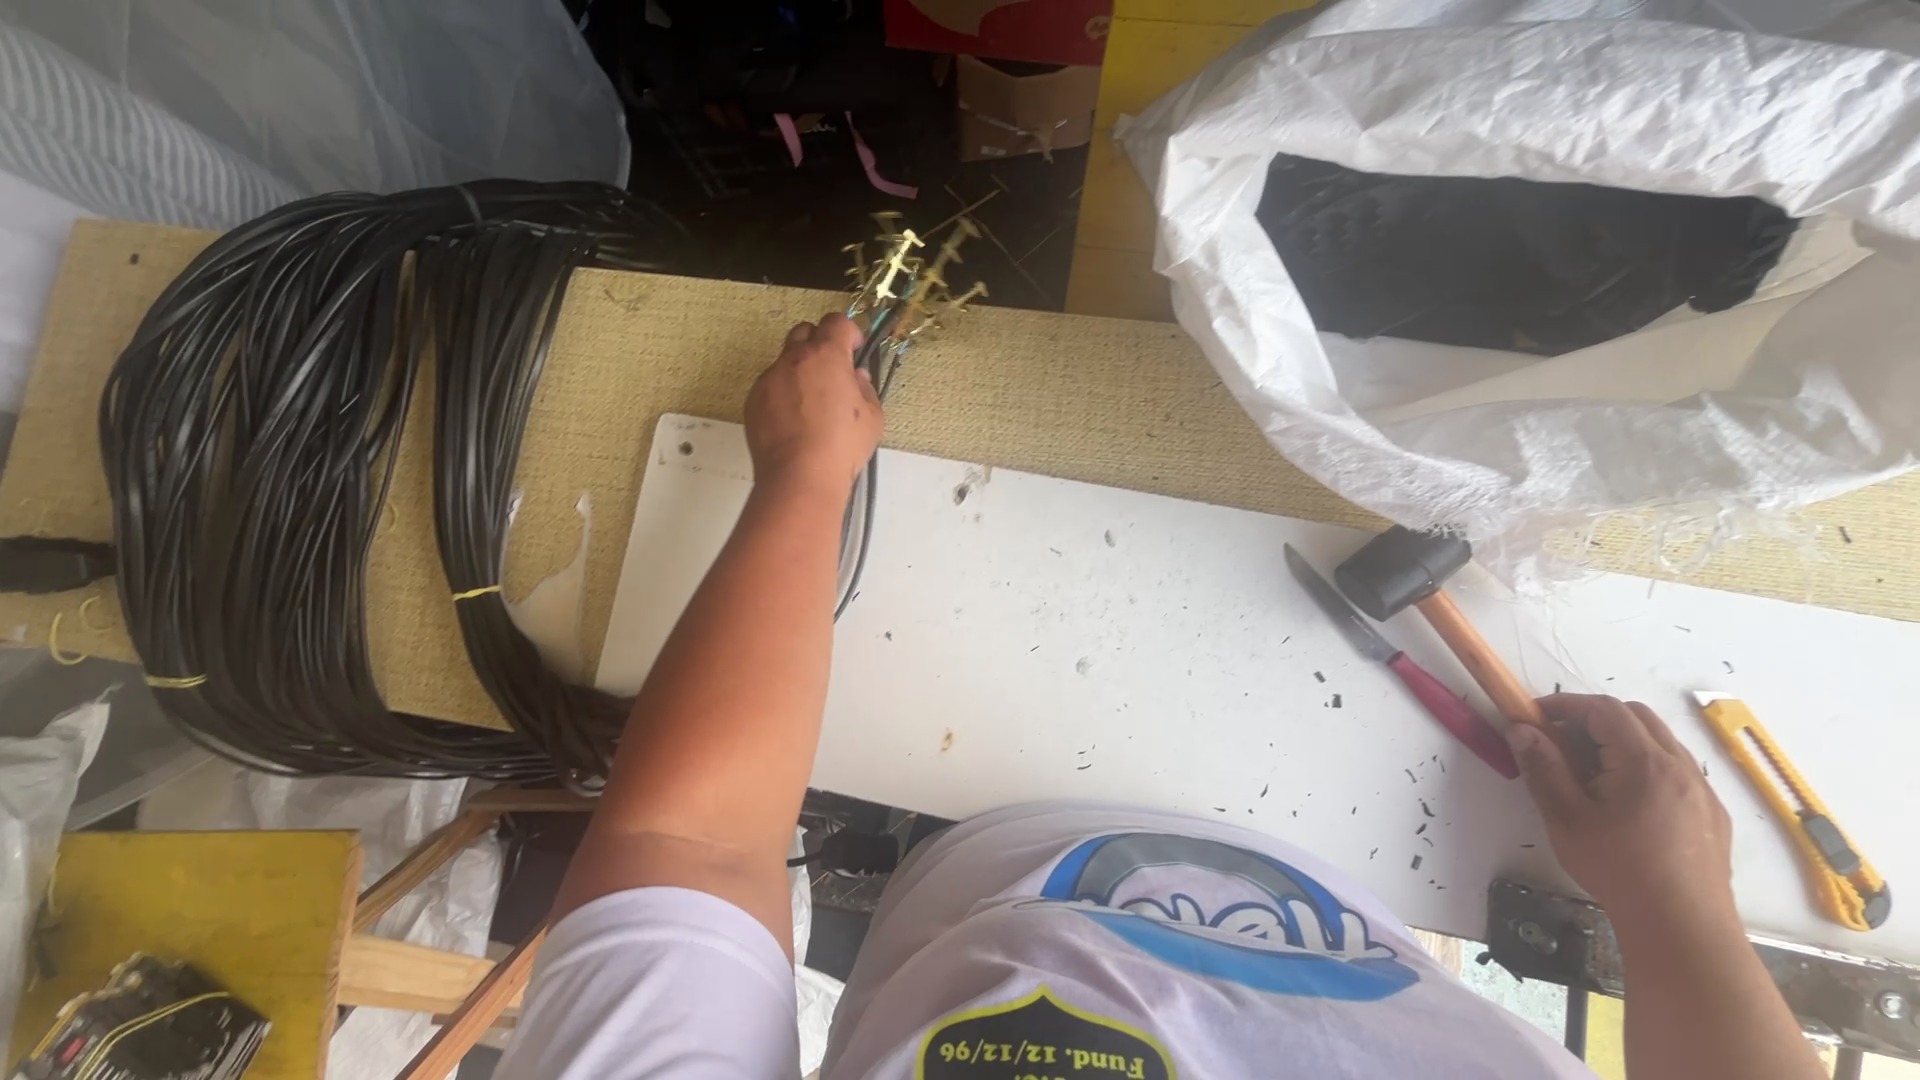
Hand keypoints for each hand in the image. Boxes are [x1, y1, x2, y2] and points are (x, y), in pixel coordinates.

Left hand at [745, 313, 883, 491]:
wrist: (800, 476)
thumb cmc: (839, 447)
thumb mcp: (873, 417)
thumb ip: (865, 388)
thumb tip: (857, 378)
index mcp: (826, 356)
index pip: (837, 322)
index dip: (849, 331)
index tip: (854, 348)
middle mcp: (793, 360)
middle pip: (804, 331)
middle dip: (819, 342)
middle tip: (832, 368)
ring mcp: (769, 379)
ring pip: (785, 361)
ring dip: (800, 371)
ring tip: (813, 402)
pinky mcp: (754, 401)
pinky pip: (770, 387)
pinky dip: (782, 394)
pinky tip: (795, 420)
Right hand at [1508, 695, 1735, 938]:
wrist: (1682, 926)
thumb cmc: (1617, 867)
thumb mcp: (1565, 816)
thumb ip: (1543, 766)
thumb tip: (1521, 729)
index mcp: (1646, 763)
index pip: (1605, 709)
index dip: (1566, 705)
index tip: (1535, 718)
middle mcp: (1682, 767)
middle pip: (1637, 716)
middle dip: (1593, 718)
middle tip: (1560, 741)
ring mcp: (1703, 791)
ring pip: (1660, 741)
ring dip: (1620, 740)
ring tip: (1589, 772)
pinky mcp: (1712, 814)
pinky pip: (1676, 769)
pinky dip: (1644, 764)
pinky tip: (1624, 800)